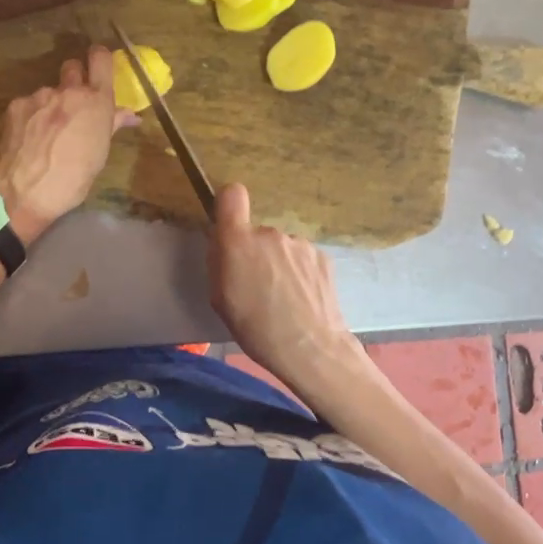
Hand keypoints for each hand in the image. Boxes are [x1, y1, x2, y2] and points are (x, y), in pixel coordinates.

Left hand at [0, 44, 137, 243]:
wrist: (26, 190)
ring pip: (48, 91)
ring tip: (45, 132)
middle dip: (73, 79)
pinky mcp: (17, 105)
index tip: (97, 63)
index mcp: (96, 102)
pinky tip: (28, 138)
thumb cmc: (73, 179)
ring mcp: (40, 96)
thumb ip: (111, 125)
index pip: (101, 59)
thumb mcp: (99, 154)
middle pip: (72, 67)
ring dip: (50, 104)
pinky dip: (30, 116)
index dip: (99, 57)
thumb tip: (130, 115)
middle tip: (71, 103)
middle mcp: (69, 91)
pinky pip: (29, 104)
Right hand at [208, 183, 356, 383]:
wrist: (310, 348)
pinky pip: (302, 258)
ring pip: (281, 247)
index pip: (232, 195)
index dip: (229, 205)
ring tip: (284, 297)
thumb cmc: (255, 328)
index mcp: (239, 242)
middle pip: (257, 233)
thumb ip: (220, 263)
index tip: (230, 226)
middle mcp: (270, 233)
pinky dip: (300, 273)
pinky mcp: (322, 256)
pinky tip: (302, 298)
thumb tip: (224, 245)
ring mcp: (300, 243)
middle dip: (255, 252)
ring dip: (279, 264)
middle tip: (258, 286)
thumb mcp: (220, 299)